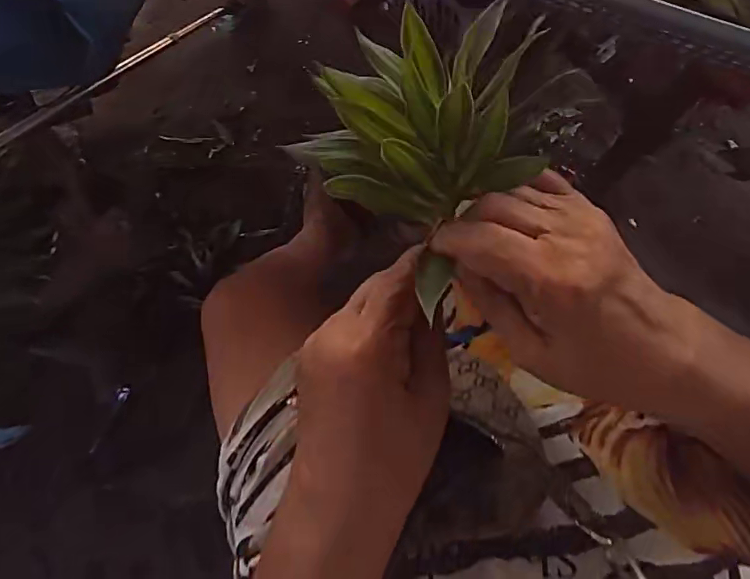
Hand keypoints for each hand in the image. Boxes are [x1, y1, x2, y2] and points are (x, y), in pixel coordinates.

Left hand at [269, 248, 447, 575]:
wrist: (337, 505)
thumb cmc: (394, 462)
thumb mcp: (429, 398)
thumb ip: (430, 338)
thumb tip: (434, 296)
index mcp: (362, 343)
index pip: (393, 281)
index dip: (418, 261)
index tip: (441, 245)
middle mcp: (330, 330)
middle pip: (372, 286)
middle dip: (403, 277)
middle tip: (437, 273)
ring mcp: (313, 340)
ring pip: (356, 300)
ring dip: (385, 295)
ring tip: (418, 301)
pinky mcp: (308, 352)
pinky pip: (343, 319)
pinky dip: (367, 315)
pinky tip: (389, 327)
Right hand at [430, 169, 706, 416]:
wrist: (666, 349)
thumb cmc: (599, 365)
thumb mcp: (533, 354)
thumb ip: (489, 303)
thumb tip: (458, 264)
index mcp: (551, 277)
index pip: (481, 238)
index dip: (448, 238)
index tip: (433, 247)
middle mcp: (564, 235)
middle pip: (491, 204)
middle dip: (463, 219)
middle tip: (452, 240)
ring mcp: (580, 216)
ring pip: (512, 188)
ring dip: (485, 203)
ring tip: (475, 227)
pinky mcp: (590, 208)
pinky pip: (542, 180)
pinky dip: (515, 186)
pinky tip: (505, 206)